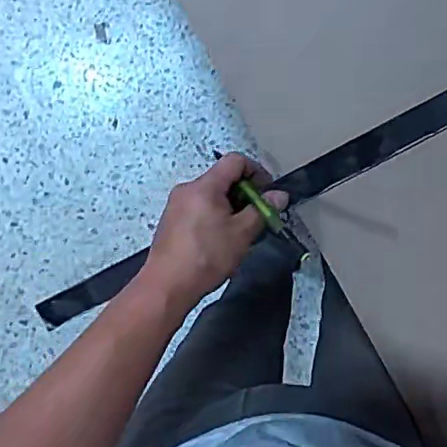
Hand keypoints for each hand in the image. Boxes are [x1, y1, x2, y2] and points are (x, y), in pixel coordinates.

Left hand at [136, 153, 287, 314]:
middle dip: (244, 193)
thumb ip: (262, 210)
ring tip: (239, 232)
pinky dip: (214, 215)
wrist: (167, 285)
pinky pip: (198, 207)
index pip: (235, 161)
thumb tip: (279, 195)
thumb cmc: (206, 257)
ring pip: (210, 194)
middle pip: (222, 177)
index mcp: (205, 185)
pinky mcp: (171, 219)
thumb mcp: (242, 233)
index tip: (267, 193)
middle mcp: (188, 188)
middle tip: (256, 216)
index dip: (256, 172)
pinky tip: (219, 240)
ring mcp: (176, 203)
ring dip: (229, 206)